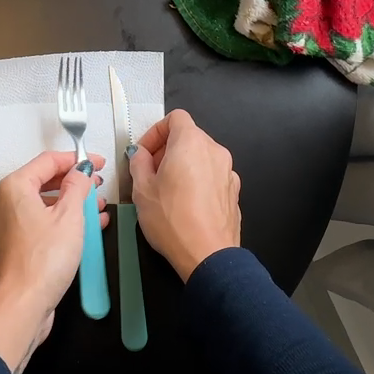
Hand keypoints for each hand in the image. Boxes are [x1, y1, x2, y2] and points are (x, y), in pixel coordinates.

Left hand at [0, 150, 106, 373]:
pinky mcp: (15, 249)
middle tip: (97, 184)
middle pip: (45, 182)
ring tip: (97, 209)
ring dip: (72, 206)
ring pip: (45, 206)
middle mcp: (6, 204)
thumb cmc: (41, 262)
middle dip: (75, 184)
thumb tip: (81, 171)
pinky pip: (42, 226)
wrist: (20, 308)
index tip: (95, 162)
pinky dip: (63, 225)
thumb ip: (77, 187)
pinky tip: (86, 231)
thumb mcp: (69, 216)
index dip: (75, 159)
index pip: (48, 161)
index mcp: (14, 187)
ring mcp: (9, 227)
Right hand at [130, 110, 240, 280]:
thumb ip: (138, 162)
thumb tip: (141, 154)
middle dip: (167, 150)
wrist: (208, 256)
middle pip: (188, 137)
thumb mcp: (141, 188)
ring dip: (183, 166)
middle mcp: (214, 151)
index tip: (144, 152)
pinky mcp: (234, 193)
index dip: (156, 131)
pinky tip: (186, 205)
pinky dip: (198, 181)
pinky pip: (212, 176)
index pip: (175, 118)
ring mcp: (228, 172)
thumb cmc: (171, 219)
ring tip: (167, 191)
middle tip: (151, 172)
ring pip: (201, 158)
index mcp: (191, 142)